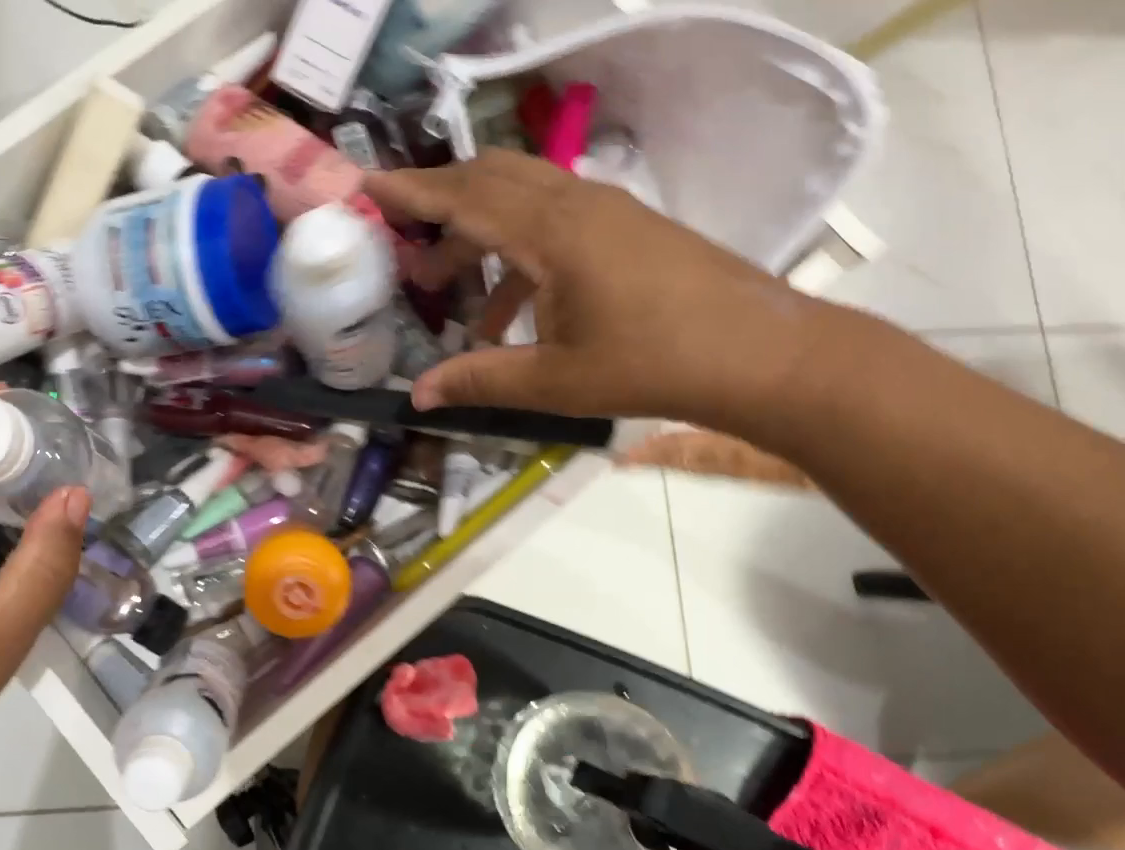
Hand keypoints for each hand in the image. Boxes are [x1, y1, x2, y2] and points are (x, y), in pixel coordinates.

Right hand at [367, 150, 840, 430]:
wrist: (758, 353)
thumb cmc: (651, 365)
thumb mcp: (553, 381)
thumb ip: (479, 381)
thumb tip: (417, 396)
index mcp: (552, 233)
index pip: (465, 197)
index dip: (411, 191)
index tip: (366, 184)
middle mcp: (576, 204)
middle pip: (491, 178)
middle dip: (438, 202)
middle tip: (400, 237)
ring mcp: (605, 210)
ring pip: (522, 197)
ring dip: (476, 231)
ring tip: (443, 285)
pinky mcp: (624, 227)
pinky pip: (552, 220)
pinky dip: (515, 251)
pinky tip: (505, 315)